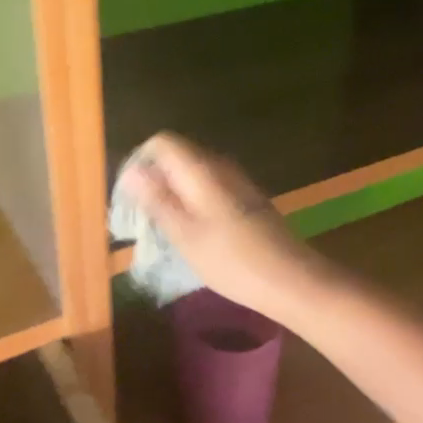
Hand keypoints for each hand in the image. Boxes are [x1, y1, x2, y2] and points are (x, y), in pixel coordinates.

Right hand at [119, 132, 331, 316]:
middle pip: (179, 157)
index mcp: (202, 169)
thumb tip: (131, 170)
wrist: (291, 280)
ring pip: (195, 175)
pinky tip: (194, 234)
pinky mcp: (249, 200)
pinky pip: (211, 190)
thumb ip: (157, 199)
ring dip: (176, 194)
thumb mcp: (184, 234)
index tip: (131, 194)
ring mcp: (238, 182)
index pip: (163, 142)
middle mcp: (221, 166)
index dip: (142, 161)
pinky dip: (195, 204)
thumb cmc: (231, 260)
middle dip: (157, 180)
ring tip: (164, 228)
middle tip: (143, 217)